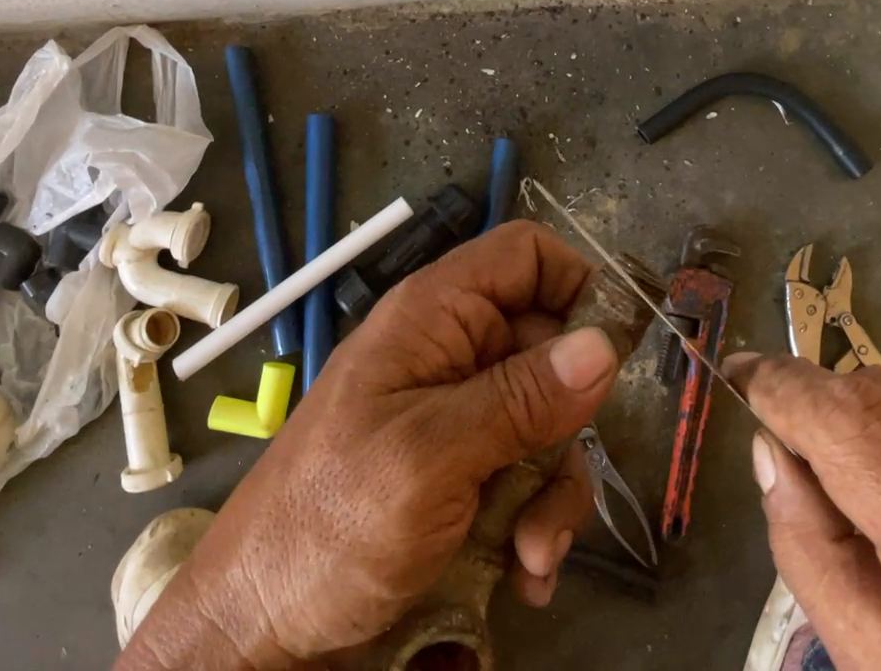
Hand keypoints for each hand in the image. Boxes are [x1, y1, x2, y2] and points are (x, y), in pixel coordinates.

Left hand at [118, 222, 619, 670]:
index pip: (523, 256)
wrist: (262, 624)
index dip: (578, 282)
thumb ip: (518, 399)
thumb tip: (605, 345)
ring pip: (550, 422)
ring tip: (531, 551)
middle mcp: (451, 354)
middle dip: (569, 421)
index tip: (618, 346)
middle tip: (557, 483)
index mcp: (433, 317)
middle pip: (551, 348)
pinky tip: (523, 570)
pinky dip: (537, 522)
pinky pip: (529, 475)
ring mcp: (457, 416)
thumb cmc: (330, 523)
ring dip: (554, 491)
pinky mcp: (462, 472)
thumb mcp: (428, 457)